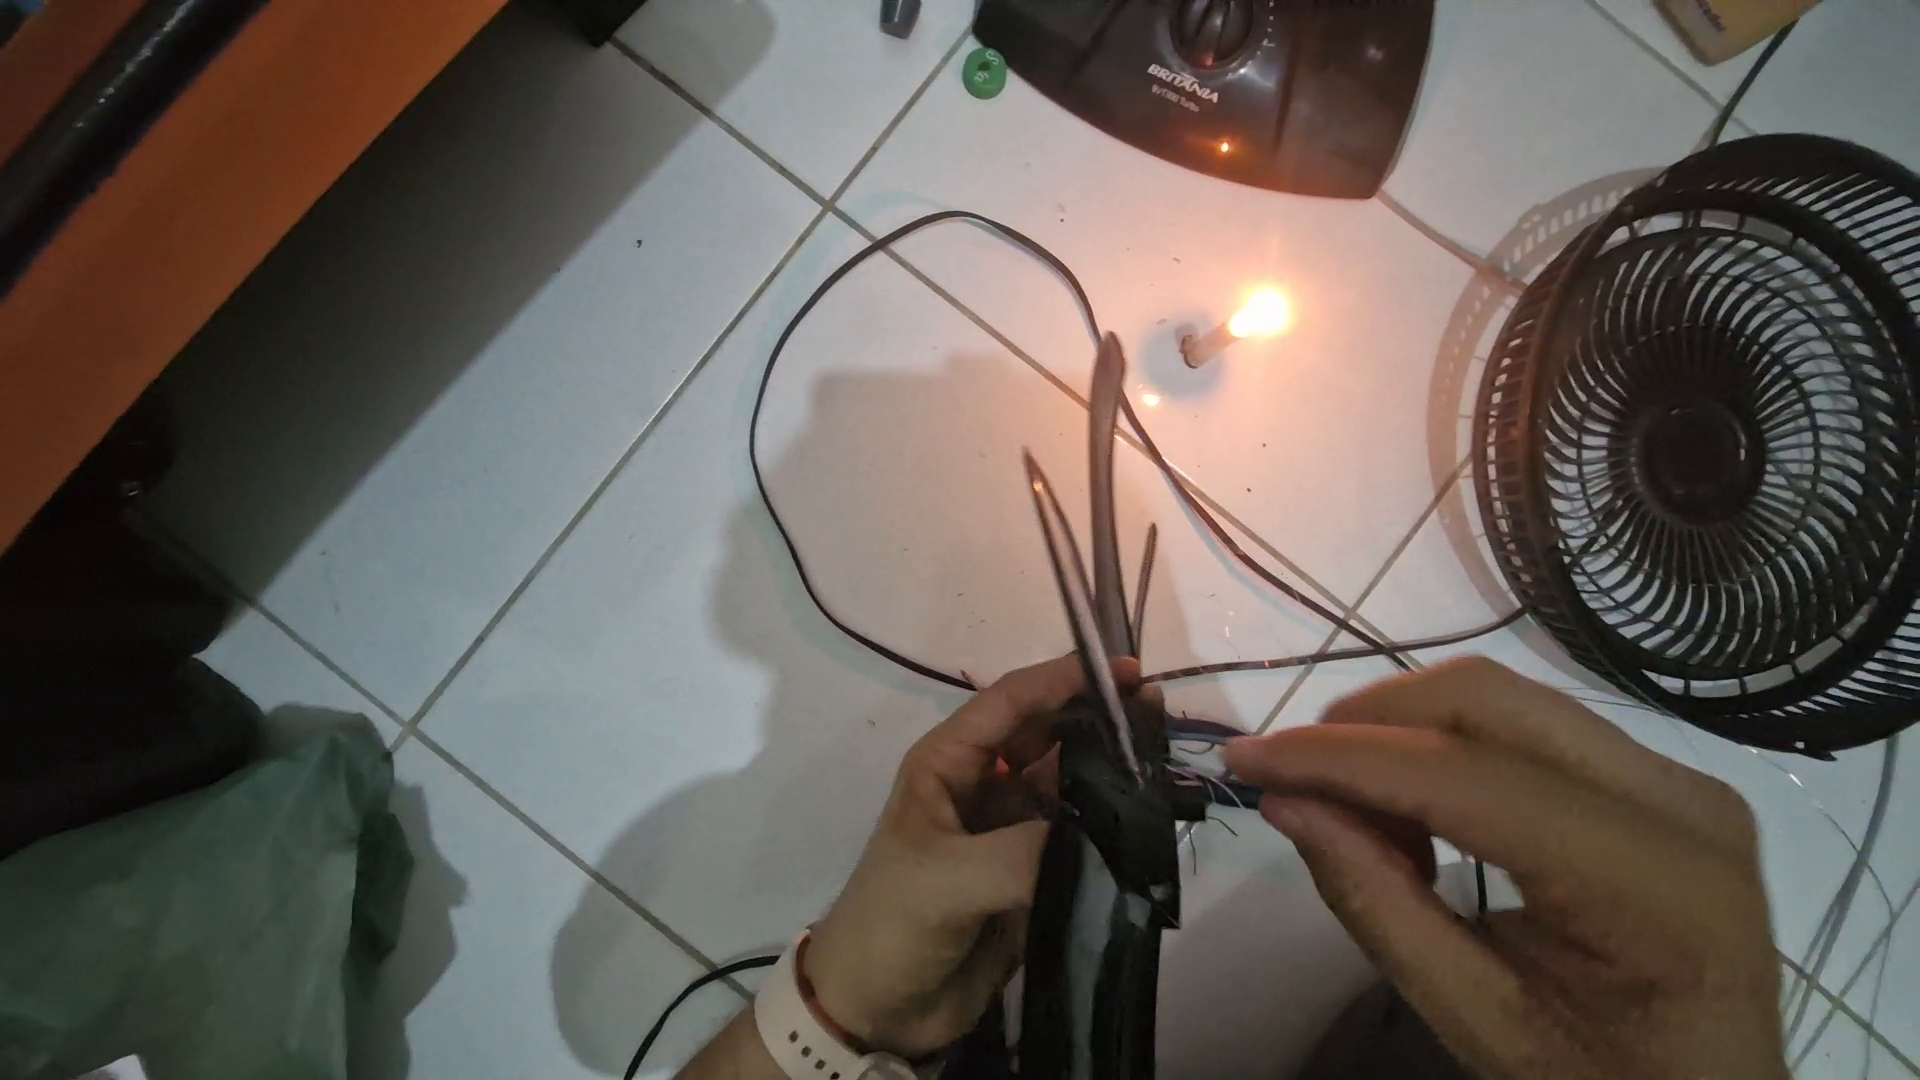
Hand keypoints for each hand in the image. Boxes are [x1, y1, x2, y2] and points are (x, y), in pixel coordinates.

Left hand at [806, 655, 1126, 1058]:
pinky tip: (1145, 812)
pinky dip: (1106, 817)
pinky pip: (1075, 828)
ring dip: (1106, 764)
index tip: (1124, 670)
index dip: (1062, 679)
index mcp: (948, 761)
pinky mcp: (1030, 866)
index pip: (1010, 701)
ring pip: (1065, 777)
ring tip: (1161, 755)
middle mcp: (981, 781)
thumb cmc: (895, 921)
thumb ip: (1024, 851)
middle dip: (1093, 715)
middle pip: (1044, 732)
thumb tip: (1096, 830)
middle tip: (1155, 709)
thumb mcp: (950, 878)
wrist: (880, 1007)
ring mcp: (1008, 824)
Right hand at [1224, 658, 1787, 1079]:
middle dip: (1364, 724)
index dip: (1341, 759)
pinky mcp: (1640, 765)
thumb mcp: (1475, 1020)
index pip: (1465, 779)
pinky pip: (1506, 713)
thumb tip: (1282, 801)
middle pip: (1480, 699)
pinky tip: (1413, 808)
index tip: (1246, 759)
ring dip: (1393, 729)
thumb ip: (1374, 904)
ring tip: (1361, 809)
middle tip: (1297, 777)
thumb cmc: (1596, 1078)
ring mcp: (1666, 773)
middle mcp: (1675, 802)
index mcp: (1657, 889)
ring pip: (1488, 691)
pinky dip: (1429, 739)